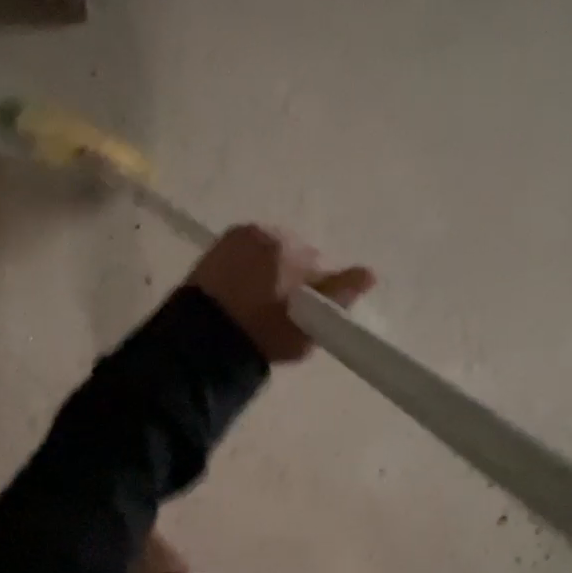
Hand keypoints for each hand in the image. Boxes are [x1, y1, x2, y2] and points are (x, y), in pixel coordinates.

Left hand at [188, 224, 374, 362]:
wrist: (201, 340)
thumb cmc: (262, 333)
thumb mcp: (308, 323)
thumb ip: (340, 295)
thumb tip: (370, 274)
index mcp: (289, 247)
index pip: (315, 266)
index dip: (313, 291)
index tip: (300, 314)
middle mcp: (262, 233)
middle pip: (290, 256)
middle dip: (289, 278)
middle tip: (276, 313)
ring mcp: (234, 239)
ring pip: (265, 255)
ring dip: (265, 273)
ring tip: (253, 308)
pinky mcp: (212, 251)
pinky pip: (240, 258)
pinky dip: (243, 272)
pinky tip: (236, 298)